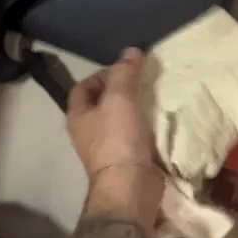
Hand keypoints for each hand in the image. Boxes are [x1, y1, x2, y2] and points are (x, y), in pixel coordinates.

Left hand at [68, 48, 158, 194]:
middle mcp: (87, 133)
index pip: (83, 87)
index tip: (125, 70)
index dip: (101, 74)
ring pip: (119, 122)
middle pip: (101, 105)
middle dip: (120, 92)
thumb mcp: (120, 98)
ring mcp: (106, 150)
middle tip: (143, 83)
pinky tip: (159, 123)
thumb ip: (124, 73)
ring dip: (134, 111)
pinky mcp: (125, 161)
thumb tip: (131, 51)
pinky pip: (133, 138)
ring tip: (154, 100)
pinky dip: (145, 128)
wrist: (130, 186)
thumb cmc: (118, 139)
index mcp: (78, 117)